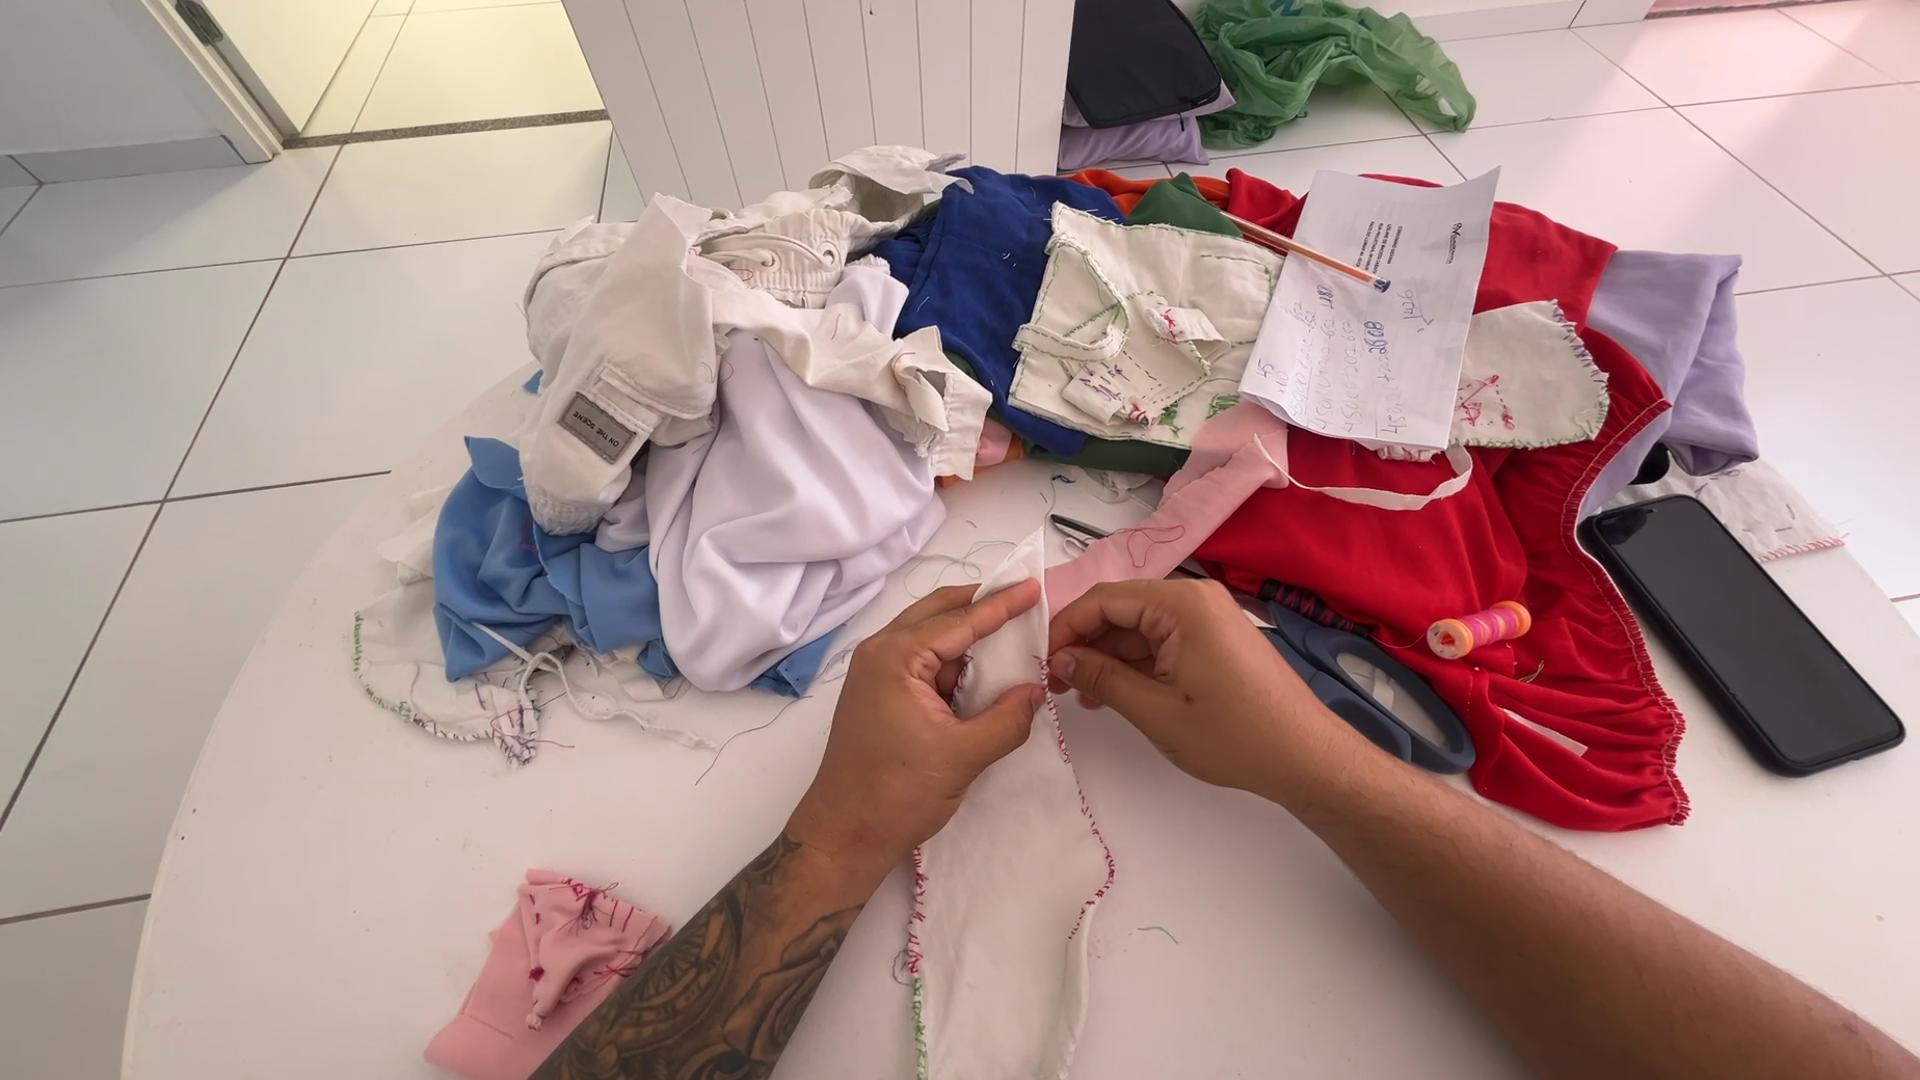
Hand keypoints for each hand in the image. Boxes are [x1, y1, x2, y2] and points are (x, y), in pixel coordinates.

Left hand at [787, 581, 1045, 872]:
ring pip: (931, 637)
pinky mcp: (882, 694)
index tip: (1034, 586)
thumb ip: (1007, 719)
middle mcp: (881, 653)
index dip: (1000, 604)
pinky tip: (984, 671)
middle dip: (981, 605)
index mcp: (895, 657)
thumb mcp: (963, 757)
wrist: (844, 836)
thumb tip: (1037, 691)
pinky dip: (955, 662)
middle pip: (938, 613)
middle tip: (1023, 599)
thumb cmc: (897, 793)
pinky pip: (925, 663)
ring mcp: (877, 673)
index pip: (958, 619)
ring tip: (1012, 633)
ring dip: (968, 635)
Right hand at [1046, 578, 1351, 803]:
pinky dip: (1134, 663)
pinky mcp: (1213, 639)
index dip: (1066, 627)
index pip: (1103, 599)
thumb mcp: (1155, 710)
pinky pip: (1160, 640)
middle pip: (1120, 609)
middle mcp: (1193, 599)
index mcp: (1180, 604)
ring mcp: (1206, 618)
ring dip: (1107, 657)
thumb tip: (1059, 660)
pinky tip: (1113, 692)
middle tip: (1057, 683)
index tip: (1042, 661)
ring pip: (1138, 627)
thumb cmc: (1233, 735)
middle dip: (1085, 643)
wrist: (1307, 758)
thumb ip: (1101, 678)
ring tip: (1080, 695)